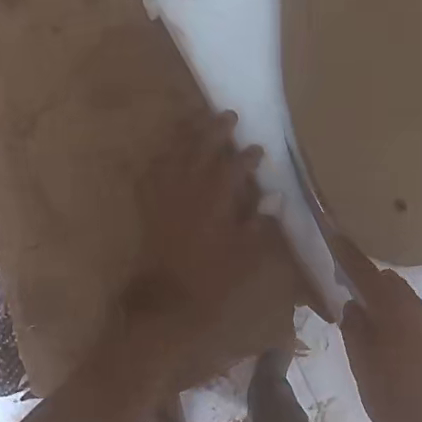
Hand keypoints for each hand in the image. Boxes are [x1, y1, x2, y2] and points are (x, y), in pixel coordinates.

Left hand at [112, 111, 291, 391]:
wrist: (164, 306)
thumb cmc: (211, 282)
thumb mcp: (247, 256)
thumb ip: (260, 225)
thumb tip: (272, 200)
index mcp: (216, 200)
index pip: (235, 167)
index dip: (247, 156)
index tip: (257, 148)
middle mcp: (189, 190)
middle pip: (202, 150)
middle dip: (216, 131)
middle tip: (228, 116)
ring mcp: (164, 196)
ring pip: (175, 154)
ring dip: (188, 135)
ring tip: (199, 120)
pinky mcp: (148, 208)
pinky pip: (153, 172)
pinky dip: (161, 157)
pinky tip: (166, 152)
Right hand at [332, 237, 421, 421]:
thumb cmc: (398, 400)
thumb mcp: (364, 367)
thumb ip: (355, 330)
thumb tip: (351, 304)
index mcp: (395, 310)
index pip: (366, 273)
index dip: (348, 256)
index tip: (334, 235)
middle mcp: (418, 308)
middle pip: (388, 282)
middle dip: (367, 280)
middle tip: (344, 290)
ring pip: (403, 299)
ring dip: (383, 300)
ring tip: (364, 320)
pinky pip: (414, 315)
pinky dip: (397, 316)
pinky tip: (388, 340)